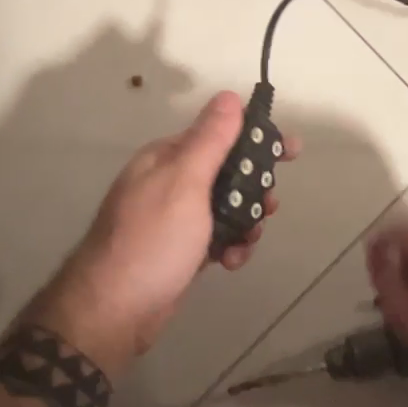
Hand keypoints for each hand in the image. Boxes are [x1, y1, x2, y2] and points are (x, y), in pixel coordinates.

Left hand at [25, 91, 300, 377]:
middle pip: (228, 171)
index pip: (220, 133)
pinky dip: (230, 245)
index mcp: (167, 157)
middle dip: (255, 188)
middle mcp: (170, 181)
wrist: (115, 311)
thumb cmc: (152, 240)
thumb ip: (210, 139)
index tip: (292, 151)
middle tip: (271, 207)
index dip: (257, 139)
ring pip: (227, 207)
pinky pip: (217, 236)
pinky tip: (230, 262)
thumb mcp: (184, 182)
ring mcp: (175, 217)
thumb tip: (228, 96)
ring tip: (247, 240)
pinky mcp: (181, 249)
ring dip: (245, 222)